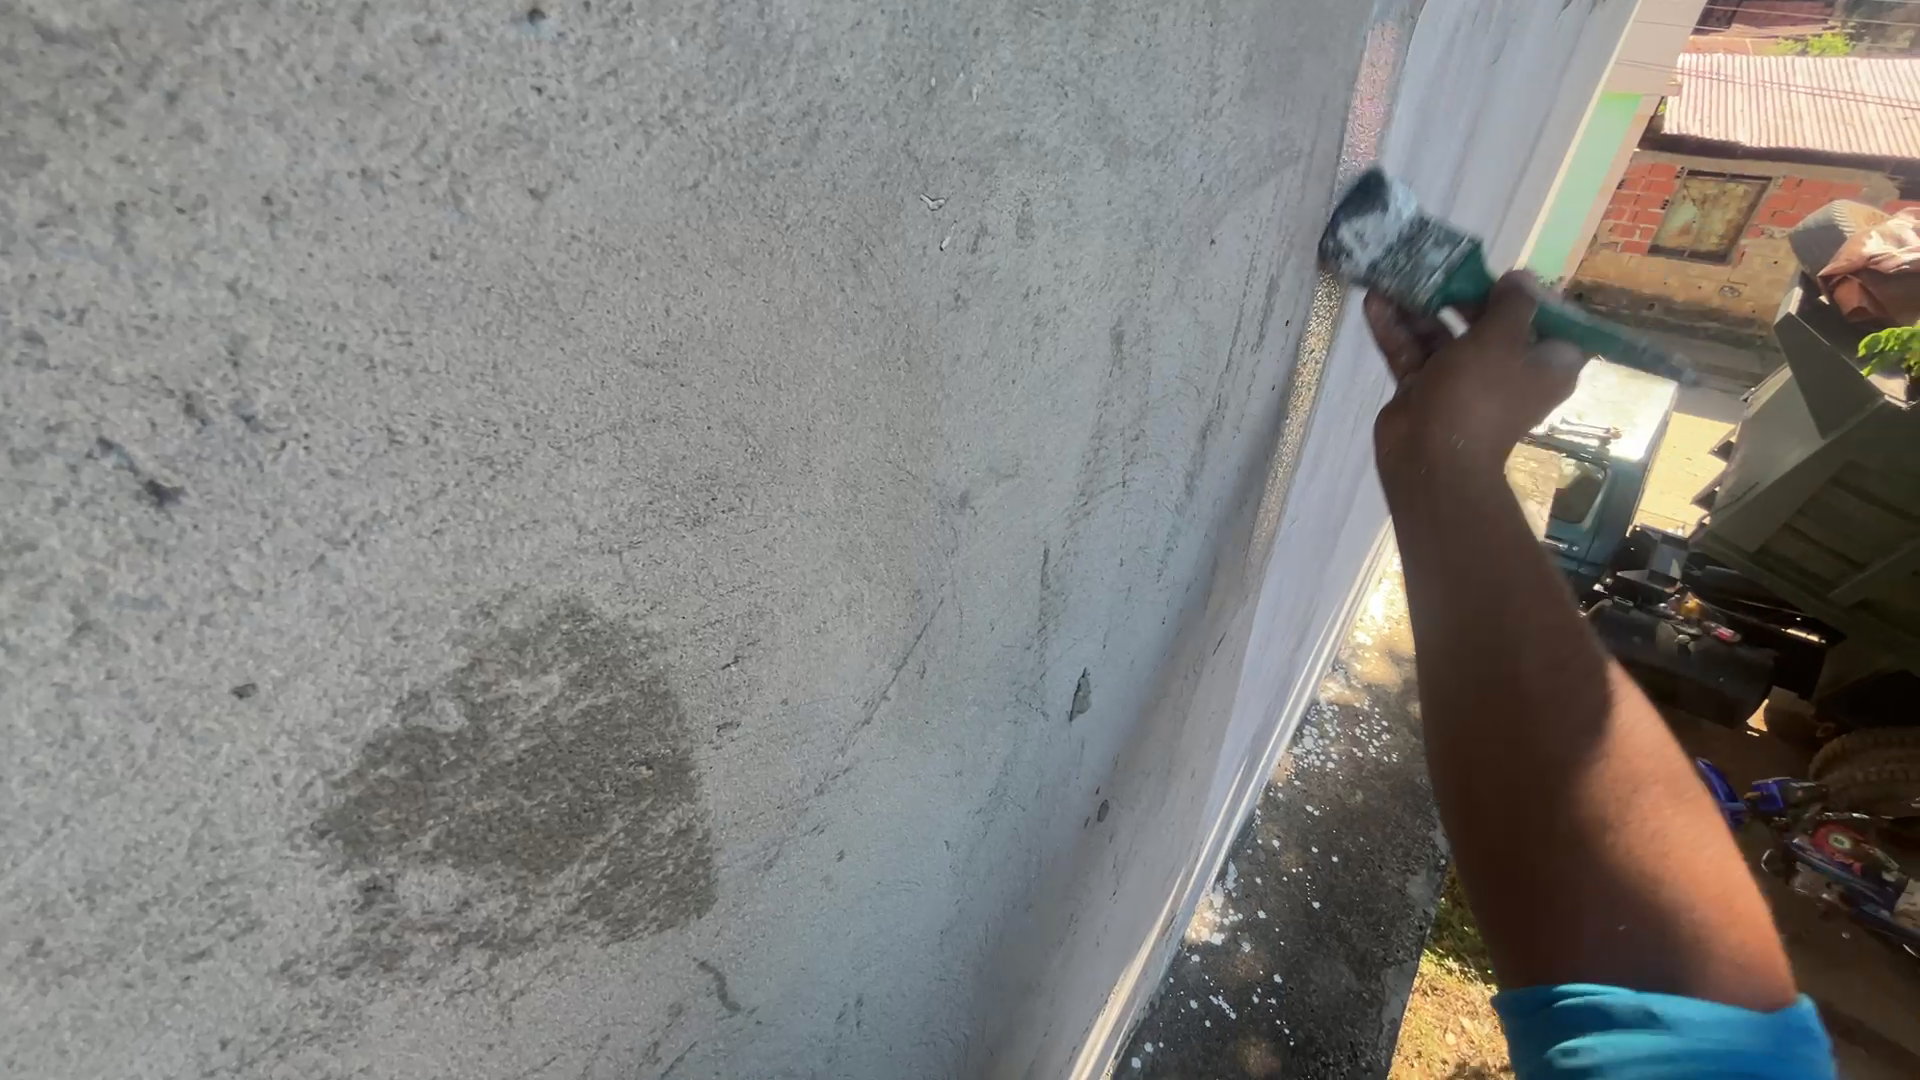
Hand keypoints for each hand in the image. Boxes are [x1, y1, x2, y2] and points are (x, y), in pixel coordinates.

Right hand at [1363, 271, 1585, 487]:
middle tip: (1437, 268)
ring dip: (1417, 308)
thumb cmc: (1479, 395)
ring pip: (1440, 335)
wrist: (1430, 457)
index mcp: (1545, 362)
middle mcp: (1506, 369)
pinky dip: (1395, 331)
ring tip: (1395, 277)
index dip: (1528, 295)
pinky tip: (1374, 303)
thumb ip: (1511, 303)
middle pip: (1486, 322)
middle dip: (1458, 294)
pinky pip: (1412, 353)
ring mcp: (1460, 379)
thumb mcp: (1503, 338)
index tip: (1504, 276)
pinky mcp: (1422, 388)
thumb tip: (1520, 278)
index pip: (1549, 320)